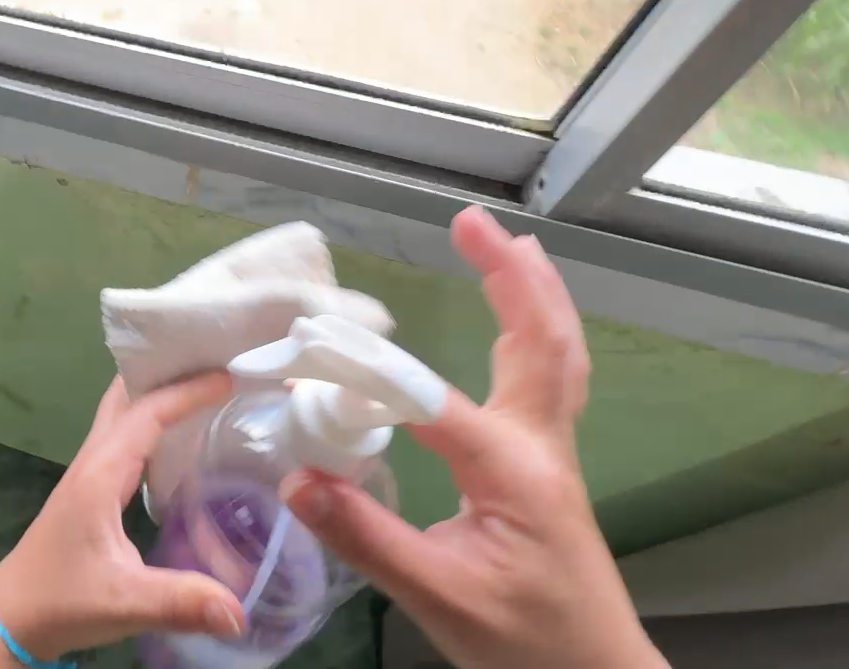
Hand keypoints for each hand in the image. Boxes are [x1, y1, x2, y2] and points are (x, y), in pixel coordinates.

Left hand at [0, 374, 247, 657]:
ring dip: (155, 392)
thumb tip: (241, 613)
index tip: (227, 377)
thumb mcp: (124, 601)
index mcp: (101, 471)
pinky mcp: (94, 485)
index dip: (186, 392)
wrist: (15, 611)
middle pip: (126, 395)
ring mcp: (91, 469)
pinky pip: (125, 435)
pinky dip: (151, 419)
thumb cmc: (63, 597)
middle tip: (208, 359)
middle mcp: (94, 458)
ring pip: (122, 411)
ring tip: (201, 384)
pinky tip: (180, 435)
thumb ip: (180, 601)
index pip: (146, 413)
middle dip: (162, 372)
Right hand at [280, 206, 665, 668]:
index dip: (366, 369)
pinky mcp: (540, 462)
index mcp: (513, 470)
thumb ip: (367, 539)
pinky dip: (536, 329)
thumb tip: (294, 481)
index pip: (431, 399)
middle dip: (510, 276)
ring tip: (512, 244)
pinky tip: (519, 318)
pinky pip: (546, 376)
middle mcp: (539, 446)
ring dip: (534, 292)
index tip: (307, 348)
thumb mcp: (441, 601)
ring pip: (554, 354)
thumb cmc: (530, 648)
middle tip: (473, 222)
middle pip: (540, 343)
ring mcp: (547, 451)